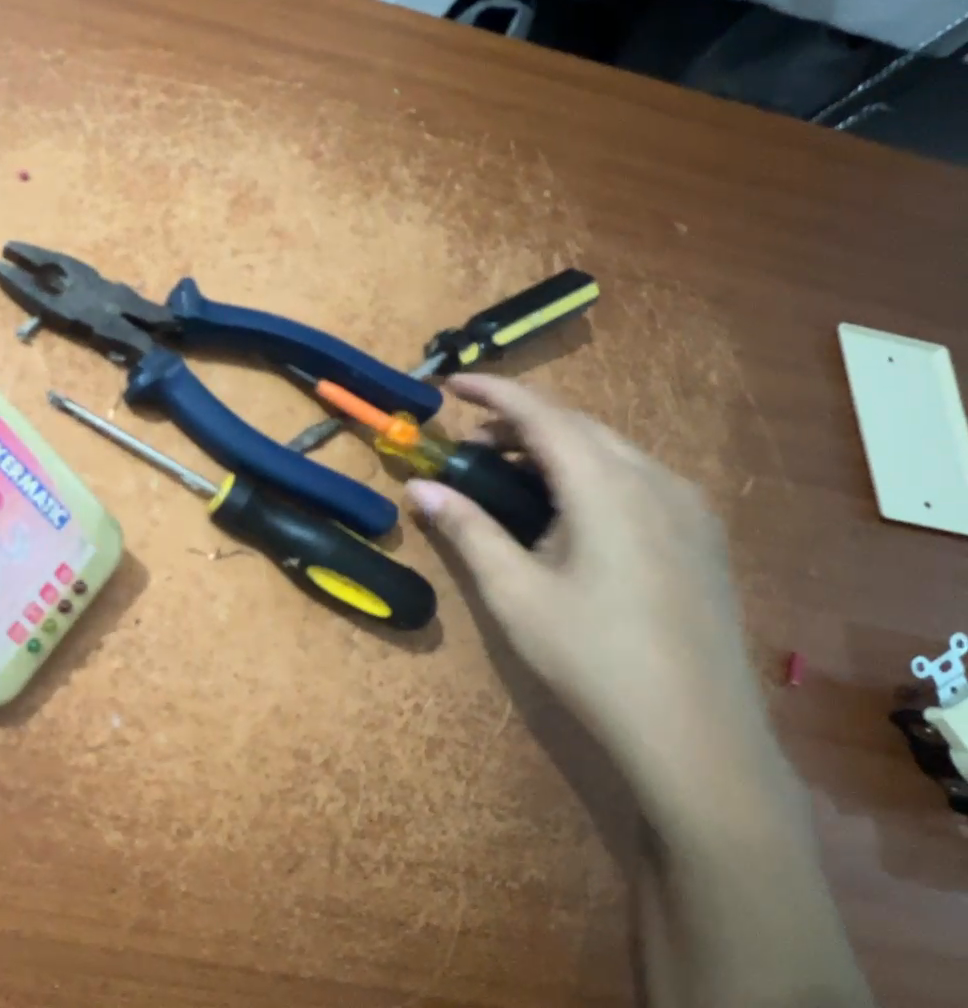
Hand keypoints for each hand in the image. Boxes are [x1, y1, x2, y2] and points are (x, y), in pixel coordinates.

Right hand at [405, 375, 781, 811]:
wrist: (695, 730)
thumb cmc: (590, 655)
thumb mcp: (513, 592)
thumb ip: (466, 529)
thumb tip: (418, 487)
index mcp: (608, 487)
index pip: (543, 416)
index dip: (494, 393)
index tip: (450, 385)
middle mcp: (656, 482)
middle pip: (580, 428)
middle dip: (519, 423)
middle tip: (465, 443)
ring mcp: (687, 509)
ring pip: (611, 452)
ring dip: (553, 449)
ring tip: (504, 475)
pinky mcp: (699, 538)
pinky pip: (635, 479)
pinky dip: (587, 473)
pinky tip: (562, 511)